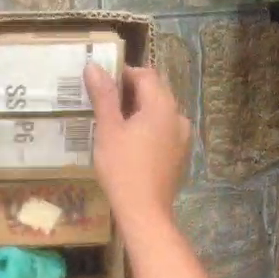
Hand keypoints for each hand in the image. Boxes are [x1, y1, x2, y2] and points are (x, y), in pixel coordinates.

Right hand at [86, 63, 189, 229]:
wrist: (144, 211)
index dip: (124, 74)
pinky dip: (149, 129)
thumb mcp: (108, 130)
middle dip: (132, 92)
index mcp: (162, 105)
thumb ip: (104, 96)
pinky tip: (132, 144)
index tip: (102, 83)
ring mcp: (183, 137)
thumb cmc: (122, 168)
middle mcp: (178, 116)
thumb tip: (94, 66)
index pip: (146, 75)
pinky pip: (165, 131)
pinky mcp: (181, 155)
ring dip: (141, 111)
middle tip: (106, 102)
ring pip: (161, 113)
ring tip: (116, 124)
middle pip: (156, 92)